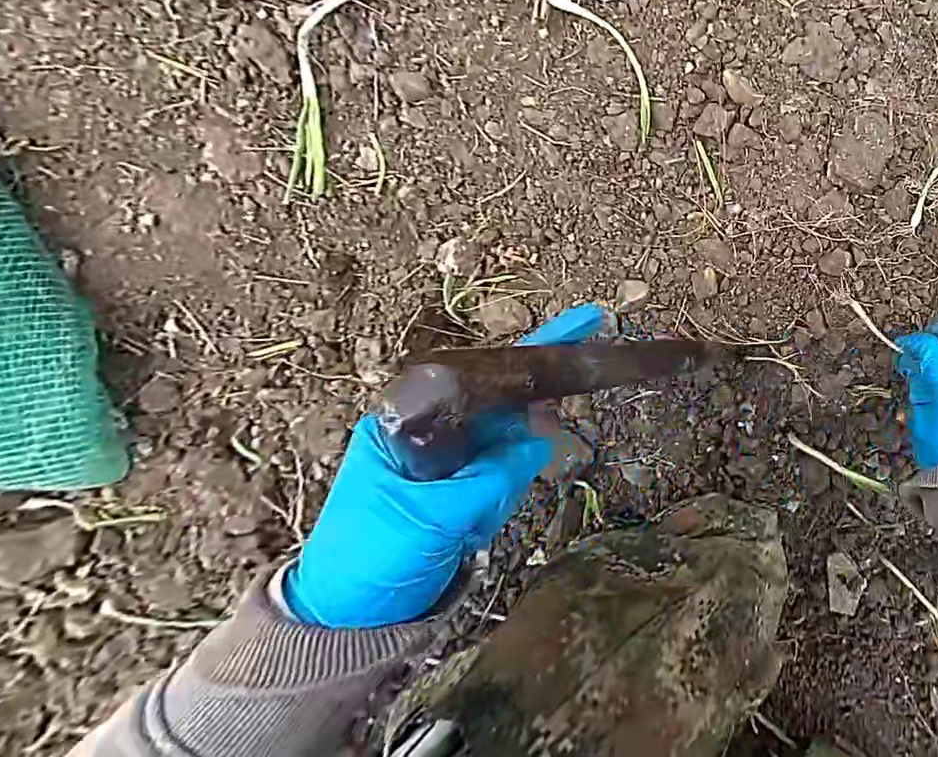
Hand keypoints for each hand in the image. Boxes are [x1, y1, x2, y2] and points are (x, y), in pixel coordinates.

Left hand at [284, 303, 608, 627]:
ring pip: (515, 437)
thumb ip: (492, 475)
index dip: (536, 348)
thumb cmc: (374, 554)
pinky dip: (504, 492)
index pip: (483, 370)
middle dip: (527, 425)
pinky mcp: (469, 478)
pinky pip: (509, 469)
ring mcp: (455, 452)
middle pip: (506, 399)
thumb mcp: (433, 514)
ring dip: (509, 475)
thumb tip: (542, 438)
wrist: (351, 615)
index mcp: (410, 416)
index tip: (586, 323)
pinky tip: (476, 523)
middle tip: (530, 447)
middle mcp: (436, 424)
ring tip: (474, 517)